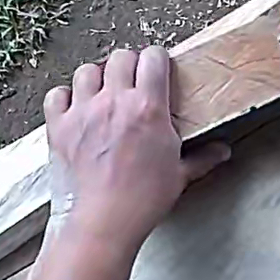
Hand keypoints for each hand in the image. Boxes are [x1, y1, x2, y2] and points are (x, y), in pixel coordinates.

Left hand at [45, 47, 228, 246]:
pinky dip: (65, 97)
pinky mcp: (59, 128)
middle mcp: (114, 102)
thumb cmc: (143, 199)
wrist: (103, 221)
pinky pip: (56, 95)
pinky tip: (76, 108)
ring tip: (105, 91)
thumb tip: (222, 151)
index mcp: (148, 108)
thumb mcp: (180, 175)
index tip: (159, 68)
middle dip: (129, 64)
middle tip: (134, 80)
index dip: (157, 59)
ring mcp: (83, 113)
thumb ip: (202, 157)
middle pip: (119, 57)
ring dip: (98, 77)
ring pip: (86, 71)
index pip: (153, 58)